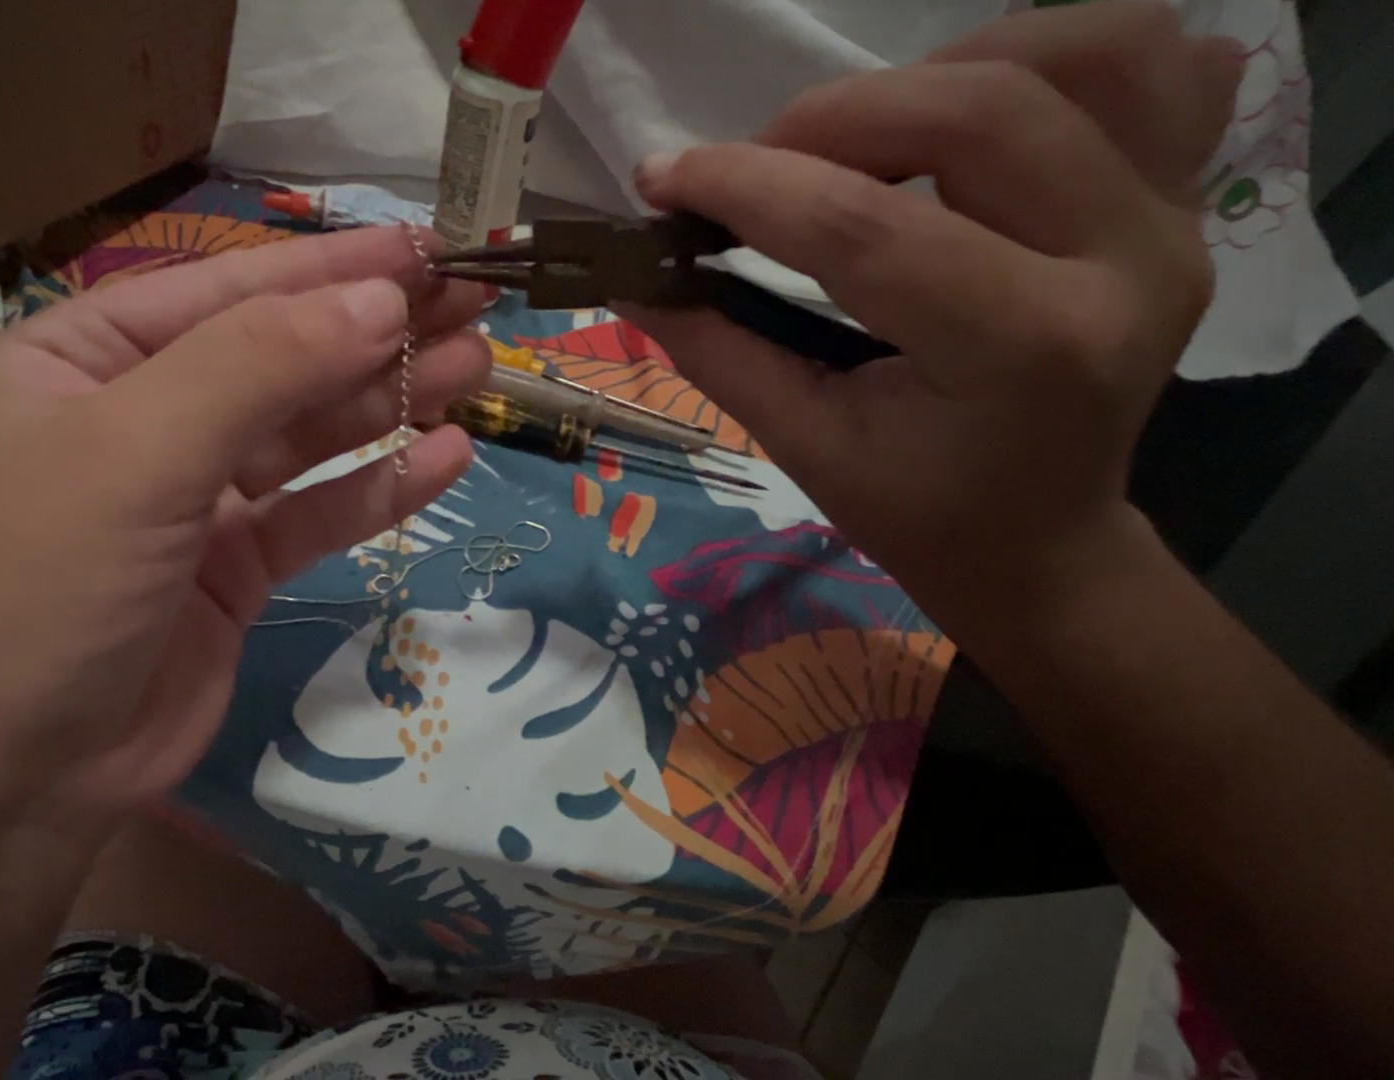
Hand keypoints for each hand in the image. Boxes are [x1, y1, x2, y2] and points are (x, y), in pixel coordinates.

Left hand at [0, 227, 490, 830]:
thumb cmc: (39, 588)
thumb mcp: (137, 452)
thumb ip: (260, 365)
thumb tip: (379, 299)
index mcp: (84, 358)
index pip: (227, 289)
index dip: (333, 268)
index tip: (429, 251)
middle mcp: (138, 419)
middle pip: (278, 358)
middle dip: (374, 333)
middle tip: (475, 309)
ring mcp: (188, 501)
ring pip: (305, 436)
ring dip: (388, 403)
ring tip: (474, 370)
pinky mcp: (231, 573)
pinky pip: (314, 515)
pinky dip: (376, 488)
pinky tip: (443, 460)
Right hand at [625, 1, 1240, 631]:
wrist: (1038, 539)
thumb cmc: (916, 511)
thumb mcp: (804, 445)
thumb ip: (717, 350)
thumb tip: (634, 277)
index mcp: (1018, 349)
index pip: (863, 226)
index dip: (745, 186)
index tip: (661, 178)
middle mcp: (1123, 262)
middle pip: (978, 109)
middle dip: (830, 117)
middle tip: (755, 164)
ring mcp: (1176, 218)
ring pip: (1087, 51)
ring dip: (943, 70)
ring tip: (862, 136)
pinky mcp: (1191, 198)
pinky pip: (1156, 66)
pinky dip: (1055, 59)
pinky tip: (977, 115)